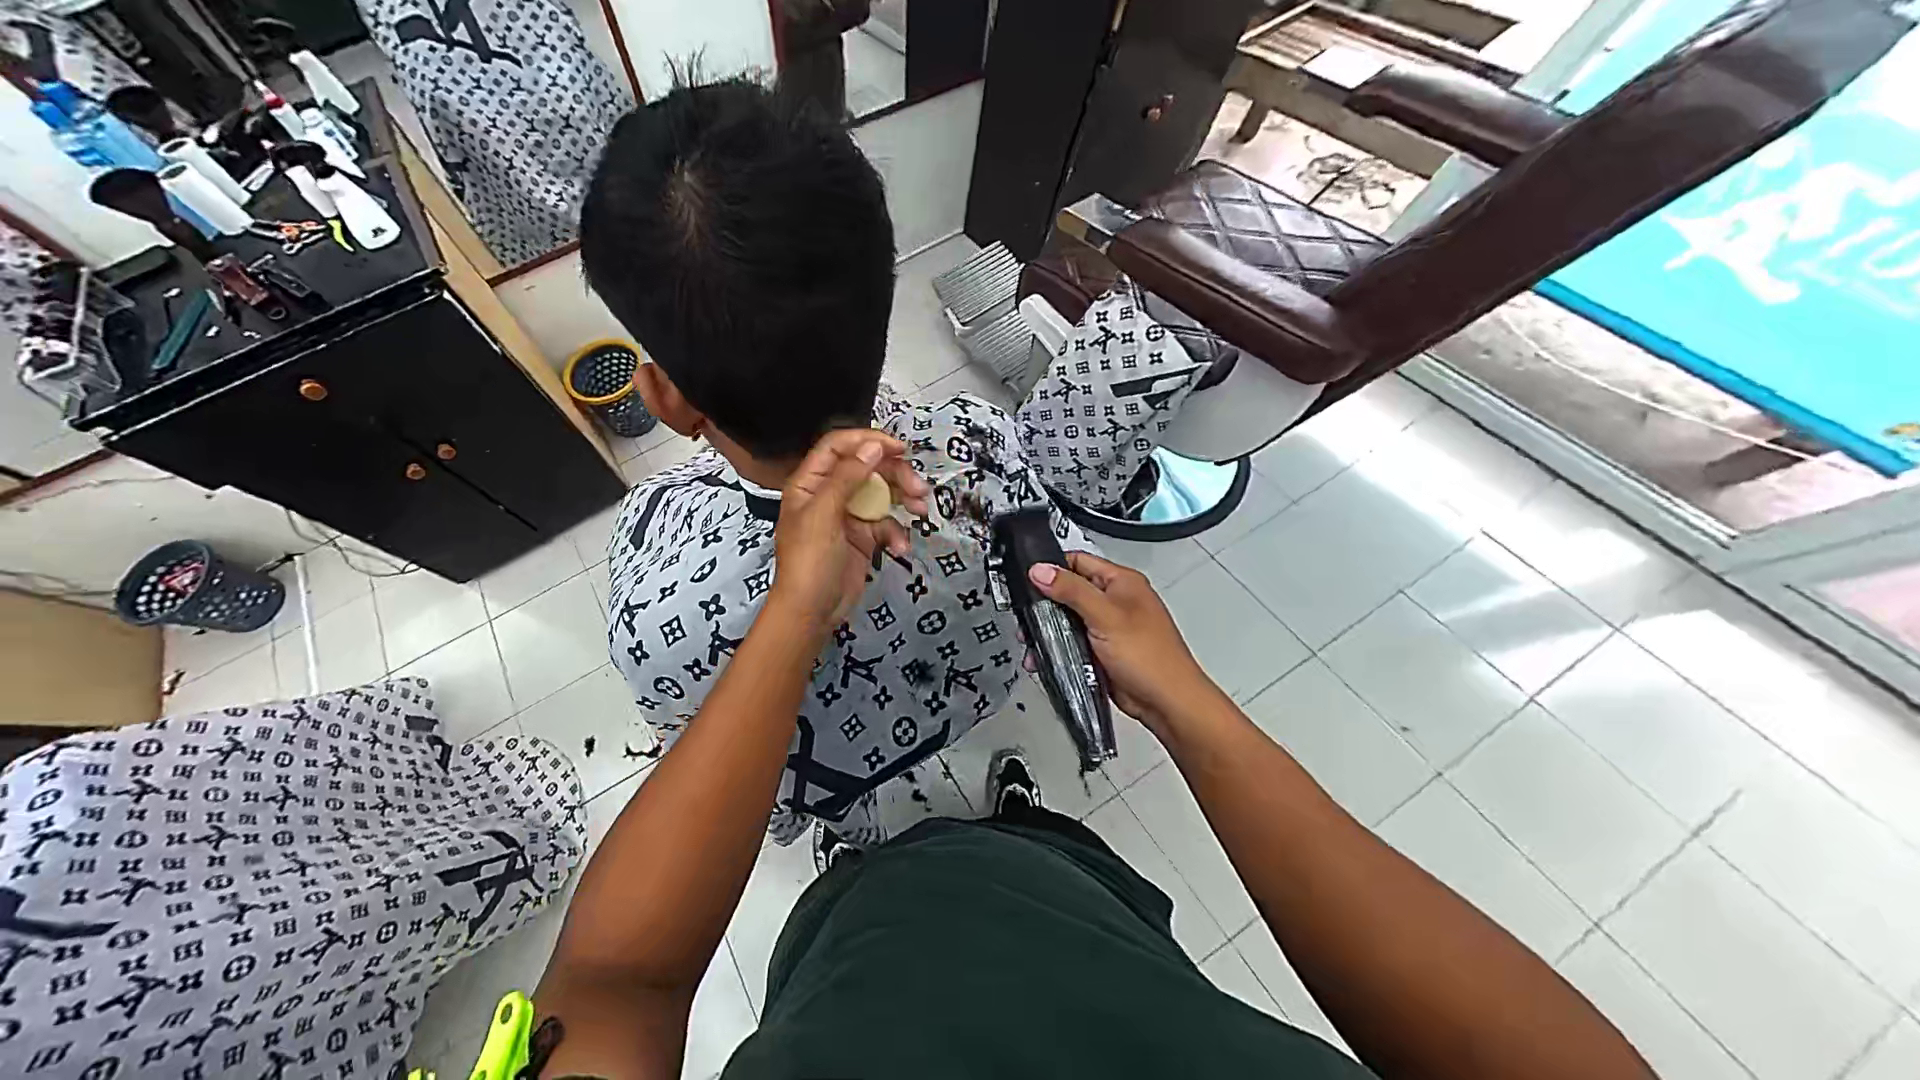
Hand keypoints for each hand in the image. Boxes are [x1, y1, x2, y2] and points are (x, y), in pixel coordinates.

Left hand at [768, 429, 930, 637]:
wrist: (811, 611)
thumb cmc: (809, 561)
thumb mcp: (824, 514)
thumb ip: (848, 477)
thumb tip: (873, 446)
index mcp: (811, 483)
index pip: (839, 447)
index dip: (868, 441)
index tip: (898, 449)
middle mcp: (829, 494)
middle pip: (867, 468)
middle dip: (895, 475)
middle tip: (918, 487)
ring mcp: (848, 516)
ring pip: (882, 494)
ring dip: (903, 500)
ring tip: (920, 510)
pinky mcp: (863, 537)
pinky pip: (886, 524)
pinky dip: (896, 533)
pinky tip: (899, 548)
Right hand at [1027, 552, 1219, 732]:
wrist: (1165, 702)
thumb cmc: (1152, 658)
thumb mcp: (1105, 615)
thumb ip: (1071, 590)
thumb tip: (1042, 570)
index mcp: (1122, 582)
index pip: (1079, 561)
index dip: (1053, 567)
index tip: (1031, 580)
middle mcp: (1115, 601)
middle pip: (1069, 591)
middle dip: (1046, 604)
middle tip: (1030, 615)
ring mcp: (1108, 627)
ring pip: (1067, 619)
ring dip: (1049, 629)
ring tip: (1034, 640)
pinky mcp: (1101, 650)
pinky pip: (1072, 642)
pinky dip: (1057, 648)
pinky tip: (1046, 657)